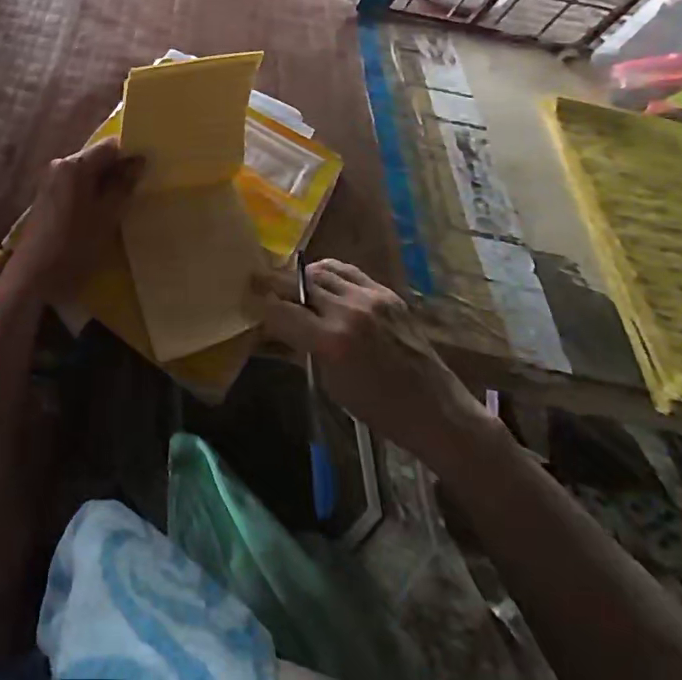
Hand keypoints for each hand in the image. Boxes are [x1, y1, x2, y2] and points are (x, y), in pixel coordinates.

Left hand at [4, 137, 144, 295]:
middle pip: (96, 159)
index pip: (109, 146)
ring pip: (86, 175)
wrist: (32, 278)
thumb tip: (138, 160)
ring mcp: (49, 182)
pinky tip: (102, 215)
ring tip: (125, 205)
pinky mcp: (45, 199)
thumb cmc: (73, 246)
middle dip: (118, 172)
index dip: (130, 155)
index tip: (149, 171)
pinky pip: (75, 188)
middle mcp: (59, 166)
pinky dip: (90, 196)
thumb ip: (122, 186)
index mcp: (74, 165)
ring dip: (105, 186)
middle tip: (141, 191)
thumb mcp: (106, 217)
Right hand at [248, 259, 499, 476]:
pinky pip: (346, 271)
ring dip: (298, 277)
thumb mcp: (327, 381)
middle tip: (255, 288)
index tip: (243, 304)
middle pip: (295, 282)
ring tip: (288, 288)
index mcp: (332, 340)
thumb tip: (261, 332)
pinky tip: (318, 284)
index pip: (278, 310)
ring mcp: (371, 298)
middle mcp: (350, 310)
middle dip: (271, 285)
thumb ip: (294, 348)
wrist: (438, 411)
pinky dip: (326, 274)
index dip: (257, 306)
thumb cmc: (377, 408)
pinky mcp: (387, 294)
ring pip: (318, 270)